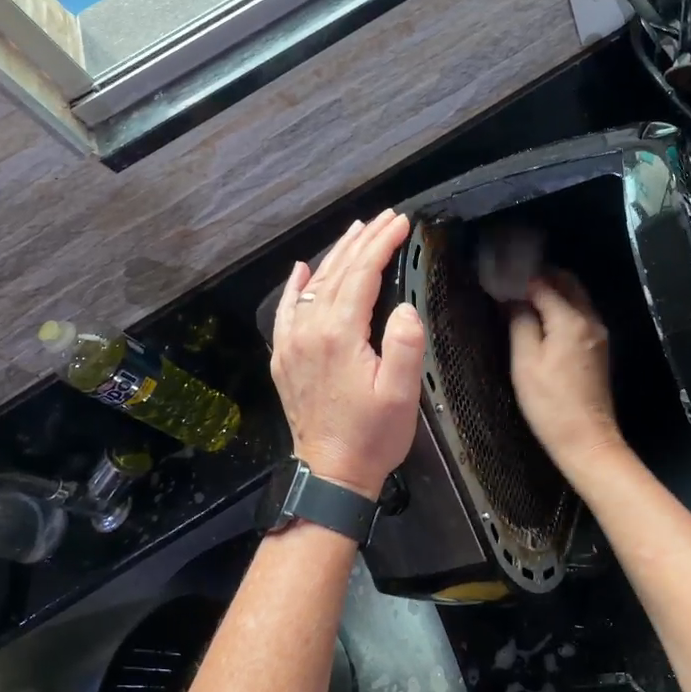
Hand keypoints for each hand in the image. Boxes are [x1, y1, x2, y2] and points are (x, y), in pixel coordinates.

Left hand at [269, 210, 424, 499]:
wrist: (331, 474)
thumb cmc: (373, 434)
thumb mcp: (401, 393)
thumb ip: (405, 345)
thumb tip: (404, 305)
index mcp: (339, 334)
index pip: (362, 274)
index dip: (382, 244)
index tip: (401, 222)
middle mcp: (310, 330)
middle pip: (337, 272)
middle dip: (363, 240)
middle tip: (385, 217)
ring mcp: (292, 343)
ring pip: (313, 285)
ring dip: (336, 254)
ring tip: (356, 230)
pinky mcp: (284, 357)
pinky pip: (287, 310)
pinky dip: (296, 285)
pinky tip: (303, 269)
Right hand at [508, 271, 623, 469]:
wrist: (587, 440)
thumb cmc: (550, 403)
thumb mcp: (525, 361)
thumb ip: (520, 322)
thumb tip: (512, 298)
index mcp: (571, 319)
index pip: (544, 283)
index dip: (521, 278)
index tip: (500, 276)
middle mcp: (590, 319)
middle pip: (568, 283)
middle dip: (542, 277)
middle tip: (514, 281)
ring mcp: (598, 334)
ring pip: (576, 297)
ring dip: (553, 290)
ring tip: (523, 297)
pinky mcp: (598, 348)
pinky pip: (580, 313)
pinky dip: (562, 306)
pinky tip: (541, 317)